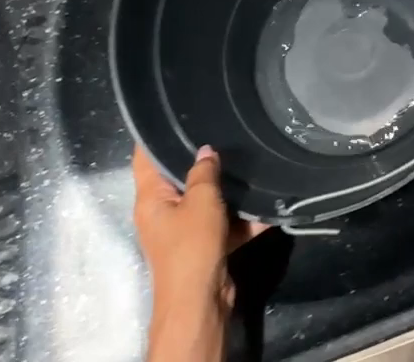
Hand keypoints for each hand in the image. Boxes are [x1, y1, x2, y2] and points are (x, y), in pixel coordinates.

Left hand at [133, 146, 265, 361]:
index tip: (175, 112)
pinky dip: (243, 218)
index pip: (145, 159)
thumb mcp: (201, 201)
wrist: (201, 301)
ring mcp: (183, 231)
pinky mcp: (205, 246)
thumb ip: (204, 172)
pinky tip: (268, 204)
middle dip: (201, 159)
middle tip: (225, 130)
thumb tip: (206, 151)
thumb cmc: (191, 247)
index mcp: (151, 199)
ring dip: (227, 189)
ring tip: (251, 160)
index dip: (155, 136)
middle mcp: (163, 213)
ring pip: (205, 201)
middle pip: (179, 178)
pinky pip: (224, 224)